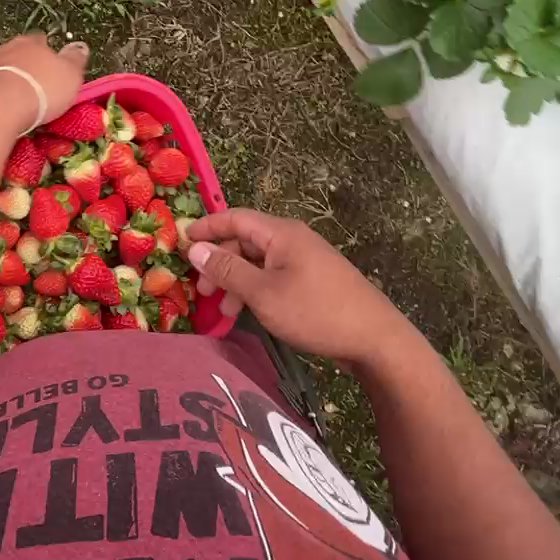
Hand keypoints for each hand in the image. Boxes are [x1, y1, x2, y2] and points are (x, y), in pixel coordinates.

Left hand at [0, 34, 89, 133]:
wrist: (0, 108)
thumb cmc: (41, 91)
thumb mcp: (70, 76)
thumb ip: (75, 59)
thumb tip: (80, 45)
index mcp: (31, 45)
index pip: (39, 40)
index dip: (44, 49)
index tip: (49, 58)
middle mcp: (4, 50)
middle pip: (11, 49)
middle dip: (16, 57)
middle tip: (24, 71)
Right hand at [186, 209, 429, 370]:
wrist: (378, 342)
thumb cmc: (316, 312)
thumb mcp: (263, 294)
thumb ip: (226, 269)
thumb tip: (194, 248)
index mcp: (280, 233)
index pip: (234, 217)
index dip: (205, 227)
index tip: (181, 242)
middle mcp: (292, 239)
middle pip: (244, 240)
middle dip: (218, 260)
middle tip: (199, 288)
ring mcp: (305, 260)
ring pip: (258, 261)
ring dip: (235, 279)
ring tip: (222, 308)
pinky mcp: (313, 280)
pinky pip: (273, 275)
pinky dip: (254, 288)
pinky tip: (248, 312)